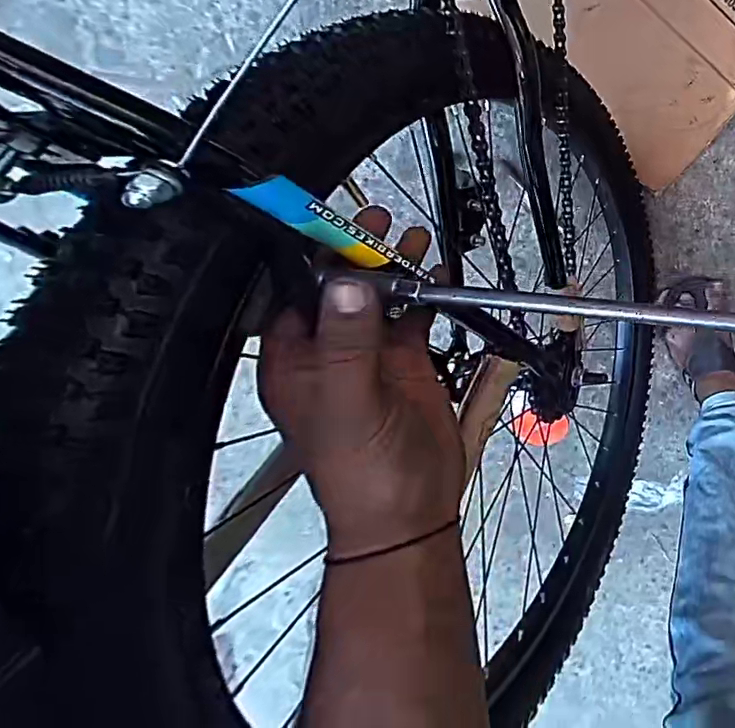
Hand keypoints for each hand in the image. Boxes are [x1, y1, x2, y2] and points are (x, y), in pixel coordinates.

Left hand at [257, 207, 462, 558]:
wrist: (412, 510)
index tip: (335, 224)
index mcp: (296, 359)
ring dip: (394, 265)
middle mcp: (329, 349)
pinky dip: (425, 290)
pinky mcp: (404, 357)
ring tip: (412, 239)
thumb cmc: (363, 473)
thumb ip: (348, 344)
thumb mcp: (349, 404)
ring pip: (379, 293)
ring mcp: (369, 351)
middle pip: (341, 286)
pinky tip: (438, 273)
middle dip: (358, 252)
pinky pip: (413, 311)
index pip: (297, 294)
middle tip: (377, 223)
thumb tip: (347, 285)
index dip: (314, 257)